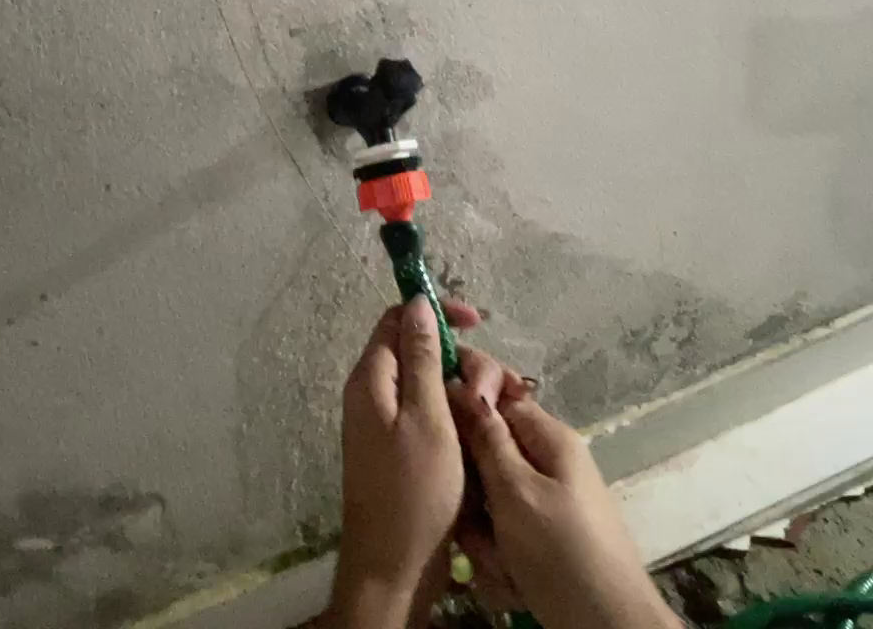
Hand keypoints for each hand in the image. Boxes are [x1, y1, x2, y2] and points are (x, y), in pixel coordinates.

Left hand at [323, 297, 481, 628]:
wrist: (395, 571)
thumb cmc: (414, 493)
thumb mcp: (427, 418)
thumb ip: (421, 358)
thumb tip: (416, 302)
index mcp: (372, 379)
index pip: (399, 319)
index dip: (436, 313)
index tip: (477, 322)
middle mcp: (375, 394)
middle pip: (420, 350)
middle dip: (462, 358)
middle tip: (495, 388)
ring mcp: (389, 422)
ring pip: (433, 383)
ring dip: (468, 388)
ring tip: (499, 410)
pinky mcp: (404, 447)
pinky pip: (433, 412)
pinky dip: (461, 412)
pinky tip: (489, 427)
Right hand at [449, 369, 682, 628]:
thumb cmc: (564, 553)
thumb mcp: (517, 491)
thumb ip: (487, 438)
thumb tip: (464, 384)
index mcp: (549, 438)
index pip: (497, 396)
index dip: (465, 407)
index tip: (442, 433)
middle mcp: (547, 464)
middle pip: (486, 457)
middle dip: (475, 496)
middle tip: (480, 525)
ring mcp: (544, 504)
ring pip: (489, 504)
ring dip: (487, 539)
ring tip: (505, 566)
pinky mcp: (540, 540)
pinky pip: (503, 537)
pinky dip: (503, 563)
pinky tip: (514, 584)